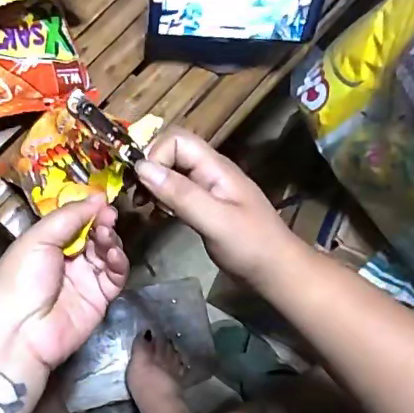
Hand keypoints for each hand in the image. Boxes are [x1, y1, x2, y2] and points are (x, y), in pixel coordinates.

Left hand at [0, 195, 128, 371]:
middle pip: (93, 234)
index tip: (103, 200)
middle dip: (102, 223)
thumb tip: (98, 197)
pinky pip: (115, 275)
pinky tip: (114, 253)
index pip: (73, 221)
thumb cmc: (20, 281)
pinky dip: (118, 262)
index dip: (89, 210)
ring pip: (106, 252)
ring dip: (110, 240)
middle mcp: (66, 260)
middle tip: (109, 217)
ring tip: (107, 236)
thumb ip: (68, 216)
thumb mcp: (37, 239)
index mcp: (45, 243)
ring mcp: (84, 279)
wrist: (22, 333)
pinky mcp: (100, 298)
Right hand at [134, 130, 300, 283]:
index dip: (154, 156)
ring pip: (172, 172)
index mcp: (216, 167)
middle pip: (171, 152)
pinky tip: (157, 216)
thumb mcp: (215, 220)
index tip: (140, 185)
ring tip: (143, 206)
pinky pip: (178, 192)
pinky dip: (162, 199)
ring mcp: (209, 189)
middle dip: (149, 168)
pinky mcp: (206, 207)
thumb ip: (181, 194)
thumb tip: (142, 168)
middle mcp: (210, 172)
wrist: (277, 272)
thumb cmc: (251, 246)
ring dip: (153, 184)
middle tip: (136, 196)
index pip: (175, 140)